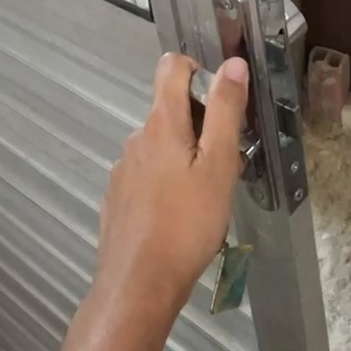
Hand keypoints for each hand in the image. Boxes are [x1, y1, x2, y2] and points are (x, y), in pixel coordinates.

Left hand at [92, 52, 249, 313]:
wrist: (137, 287)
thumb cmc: (187, 224)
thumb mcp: (219, 165)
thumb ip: (225, 111)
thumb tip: (232, 63)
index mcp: (161, 123)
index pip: (172, 67)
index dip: (198, 68)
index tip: (221, 96)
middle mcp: (137, 138)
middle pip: (170, 109)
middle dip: (200, 124)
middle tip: (226, 161)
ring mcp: (123, 169)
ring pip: (160, 145)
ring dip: (184, 156)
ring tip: (207, 195)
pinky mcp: (118, 198)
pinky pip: (147, 174)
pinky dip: (166, 181)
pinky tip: (180, 215)